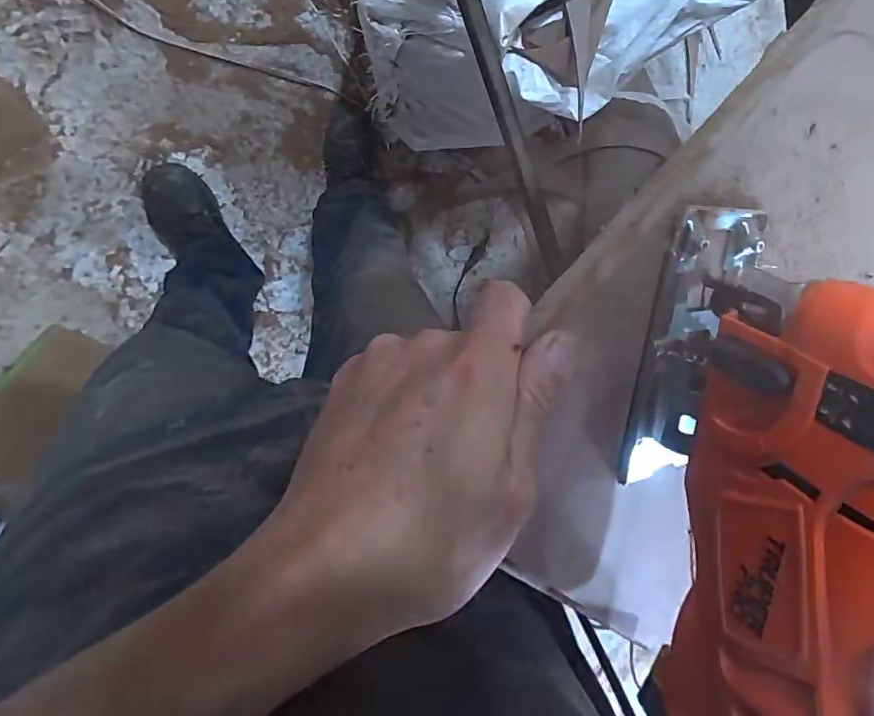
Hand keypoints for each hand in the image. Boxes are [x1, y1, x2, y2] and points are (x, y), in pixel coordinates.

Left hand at [238, 281, 575, 639]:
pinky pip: (389, 373)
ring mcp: (376, 361)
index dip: (519, 326)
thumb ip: (536, 401)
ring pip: (427, 359)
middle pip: (468, 340)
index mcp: (477, 367)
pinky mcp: (340, 383)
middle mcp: (425, 346)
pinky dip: (396, 398)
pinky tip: (380, 454)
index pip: (505, 296)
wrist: (316, 576)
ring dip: (433, 389)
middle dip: (478, 378)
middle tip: (469, 450)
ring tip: (417, 459)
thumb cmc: (434, 541)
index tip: (517, 379)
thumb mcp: (512, 488)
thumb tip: (558, 340)